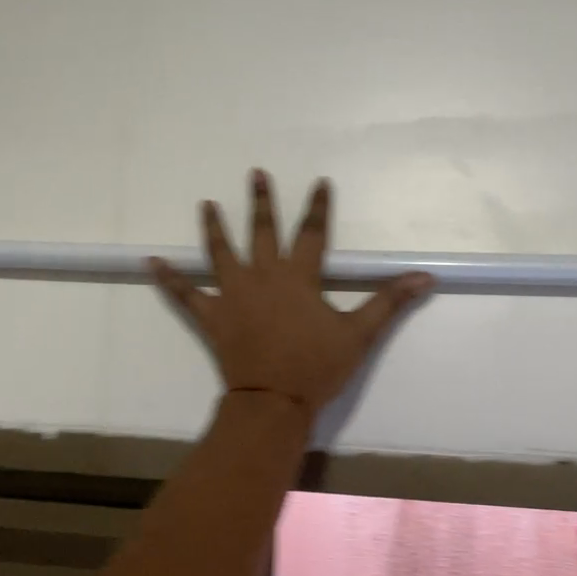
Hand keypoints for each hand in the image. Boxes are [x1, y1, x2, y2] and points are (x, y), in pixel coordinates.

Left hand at [148, 171, 434, 417]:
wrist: (274, 401)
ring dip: (214, 228)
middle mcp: (263, 276)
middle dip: (261, 202)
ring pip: (220, 254)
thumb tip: (426, 277)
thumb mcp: (360, 335)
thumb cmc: (317, 367)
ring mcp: (233, 295)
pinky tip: (150, 261)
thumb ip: (389, 302)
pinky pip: (184, 295)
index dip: (317, 208)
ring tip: (206, 205)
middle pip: (262, 232)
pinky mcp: (212, 318)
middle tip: (255, 174)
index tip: (319, 183)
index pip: (312, 233)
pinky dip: (167, 279)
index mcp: (298, 277)